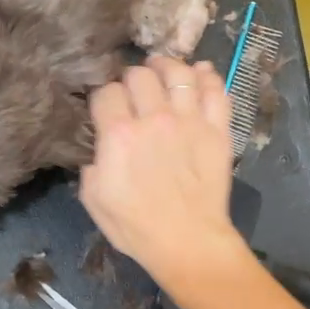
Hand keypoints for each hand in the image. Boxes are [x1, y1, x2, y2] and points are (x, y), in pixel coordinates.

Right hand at [79, 56, 247, 285]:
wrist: (187, 242)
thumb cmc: (136, 228)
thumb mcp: (95, 201)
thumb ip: (91, 167)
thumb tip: (99, 152)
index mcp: (118, 135)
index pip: (106, 93)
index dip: (102, 96)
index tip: (105, 106)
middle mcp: (153, 118)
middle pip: (140, 75)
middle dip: (131, 78)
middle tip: (132, 88)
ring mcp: (189, 120)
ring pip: (178, 73)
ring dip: (166, 66)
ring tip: (161, 68)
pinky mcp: (217, 129)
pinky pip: (215, 89)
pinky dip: (206, 76)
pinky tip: (199, 73)